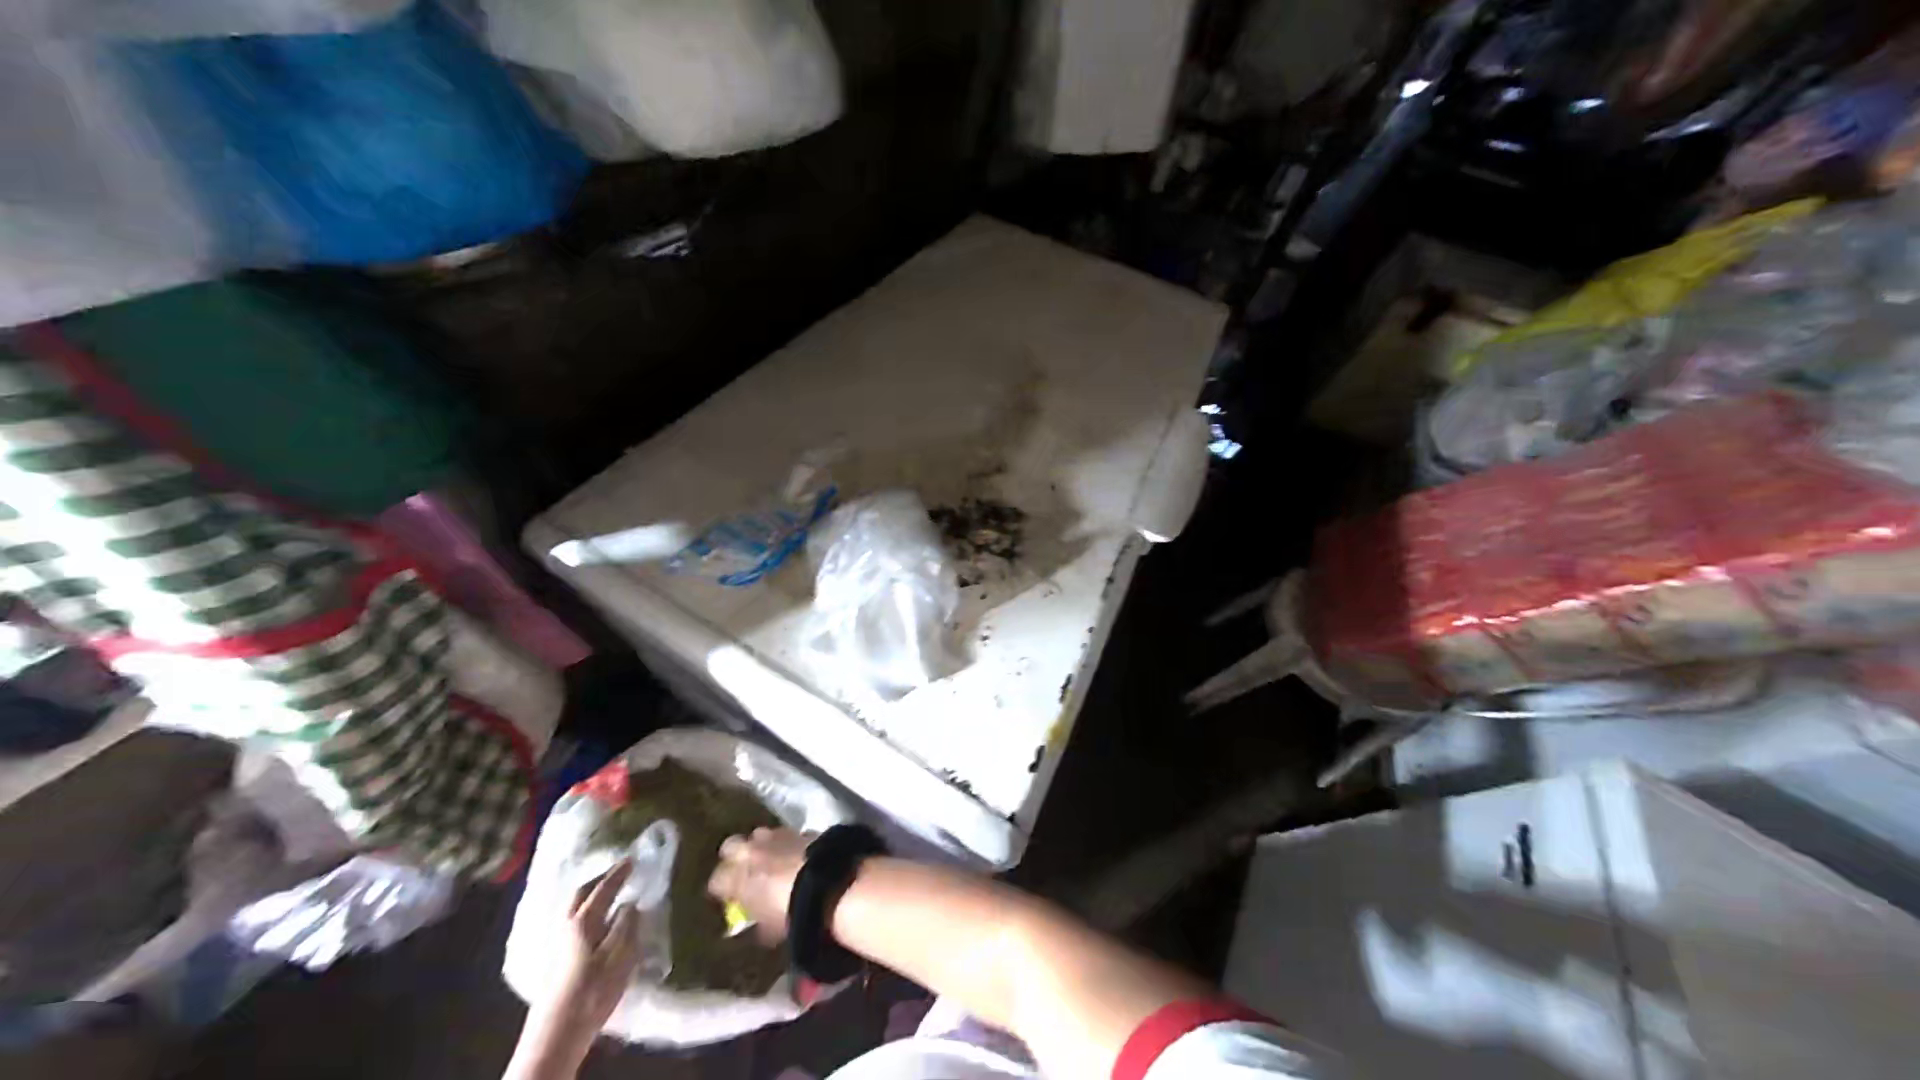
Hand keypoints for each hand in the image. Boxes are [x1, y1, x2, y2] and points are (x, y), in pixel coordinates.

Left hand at [507, 862, 639, 1079]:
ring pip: (573, 908)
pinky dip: (585, 911)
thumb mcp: (620, 956)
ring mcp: (557, 942)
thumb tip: (631, 904)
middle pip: (580, 893)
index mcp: (584, 921)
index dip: (619, 873)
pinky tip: (595, 922)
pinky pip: (571, 921)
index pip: (603, 889)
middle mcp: (566, 926)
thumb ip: (628, 925)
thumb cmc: (593, 991)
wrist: (558, 1032)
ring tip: (608, 894)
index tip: (632, 858)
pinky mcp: (556, 958)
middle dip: (599, 879)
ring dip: (590, 895)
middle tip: (618, 873)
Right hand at [707, 827, 807, 943]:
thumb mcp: (769, 926)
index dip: (723, 889)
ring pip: (759, 835)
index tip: (730, 897)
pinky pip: (787, 835)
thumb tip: (758, 924)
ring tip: (773, 859)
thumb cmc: (790, 910)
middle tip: (746, 871)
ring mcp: (775, 835)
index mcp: (736, 877)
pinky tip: (796, 854)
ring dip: (763, 846)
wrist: (825, 882)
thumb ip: (758, 920)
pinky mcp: (799, 829)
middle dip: (735, 857)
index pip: (716, 881)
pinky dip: (788, 844)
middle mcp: (750, 850)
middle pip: (731, 847)